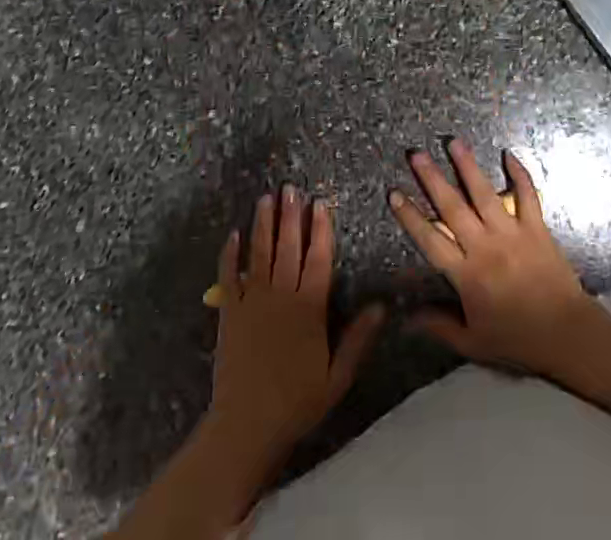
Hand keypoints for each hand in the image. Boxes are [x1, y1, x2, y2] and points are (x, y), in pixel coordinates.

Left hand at [207, 185, 384, 465]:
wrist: (247, 423)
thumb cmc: (298, 401)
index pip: (318, 259)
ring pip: (259, 253)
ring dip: (263, 224)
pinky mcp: (229, 311)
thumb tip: (381, 306)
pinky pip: (228, 275)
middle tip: (290, 188)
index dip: (320, 230)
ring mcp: (252, 301)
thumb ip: (358, 339)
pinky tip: (233, 234)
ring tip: (266, 198)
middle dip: (290, 216)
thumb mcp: (338, 376)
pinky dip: (229, 253)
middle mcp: (281, 296)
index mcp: (309, 309)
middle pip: (288, 247)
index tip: (320, 204)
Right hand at [389, 140, 605, 373]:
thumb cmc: (518, 340)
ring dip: (467, 166)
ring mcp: (513, 234)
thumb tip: (407, 319)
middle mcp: (485, 247)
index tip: (394, 194)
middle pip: (453, 208)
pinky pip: (528, 196)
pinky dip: (520, 174)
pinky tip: (509, 155)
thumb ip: (440, 326)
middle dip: (432, 179)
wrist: (569, 335)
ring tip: (453, 142)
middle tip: (416, 154)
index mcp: (467, 275)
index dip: (410, 217)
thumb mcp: (473, 342)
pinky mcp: (537, 229)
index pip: (430, 240)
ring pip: (485, 194)